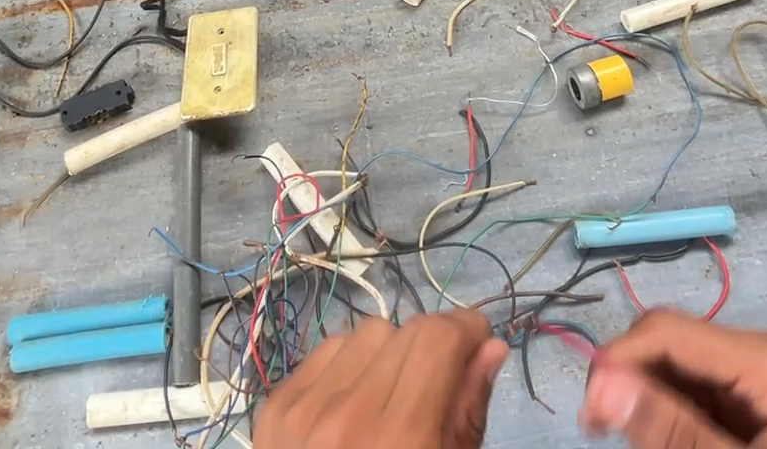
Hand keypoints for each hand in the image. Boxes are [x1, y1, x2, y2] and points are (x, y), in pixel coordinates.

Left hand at [255, 311, 510, 448]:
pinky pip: (328, 349)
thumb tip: (490, 346)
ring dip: (387, 354)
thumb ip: (467, 414)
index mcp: (400, 442)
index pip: (437, 339)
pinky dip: (349, 365)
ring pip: (366, 333)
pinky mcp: (276, 405)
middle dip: (431, 348)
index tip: (477, 342)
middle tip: (436, 384)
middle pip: (406, 330)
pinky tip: (352, 403)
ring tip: (389, 399)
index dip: (466, 330)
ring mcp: (304, 408)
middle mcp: (348, 416)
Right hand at [582, 310, 766, 448]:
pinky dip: (683, 415)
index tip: (589, 415)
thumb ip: (674, 430)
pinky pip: (712, 394)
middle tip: (604, 432)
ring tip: (641, 441)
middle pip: (676, 345)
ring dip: (655, 401)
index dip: (618, 360)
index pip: (668, 329)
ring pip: (688, 370)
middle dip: (634, 381)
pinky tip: (676, 440)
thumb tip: (599, 382)